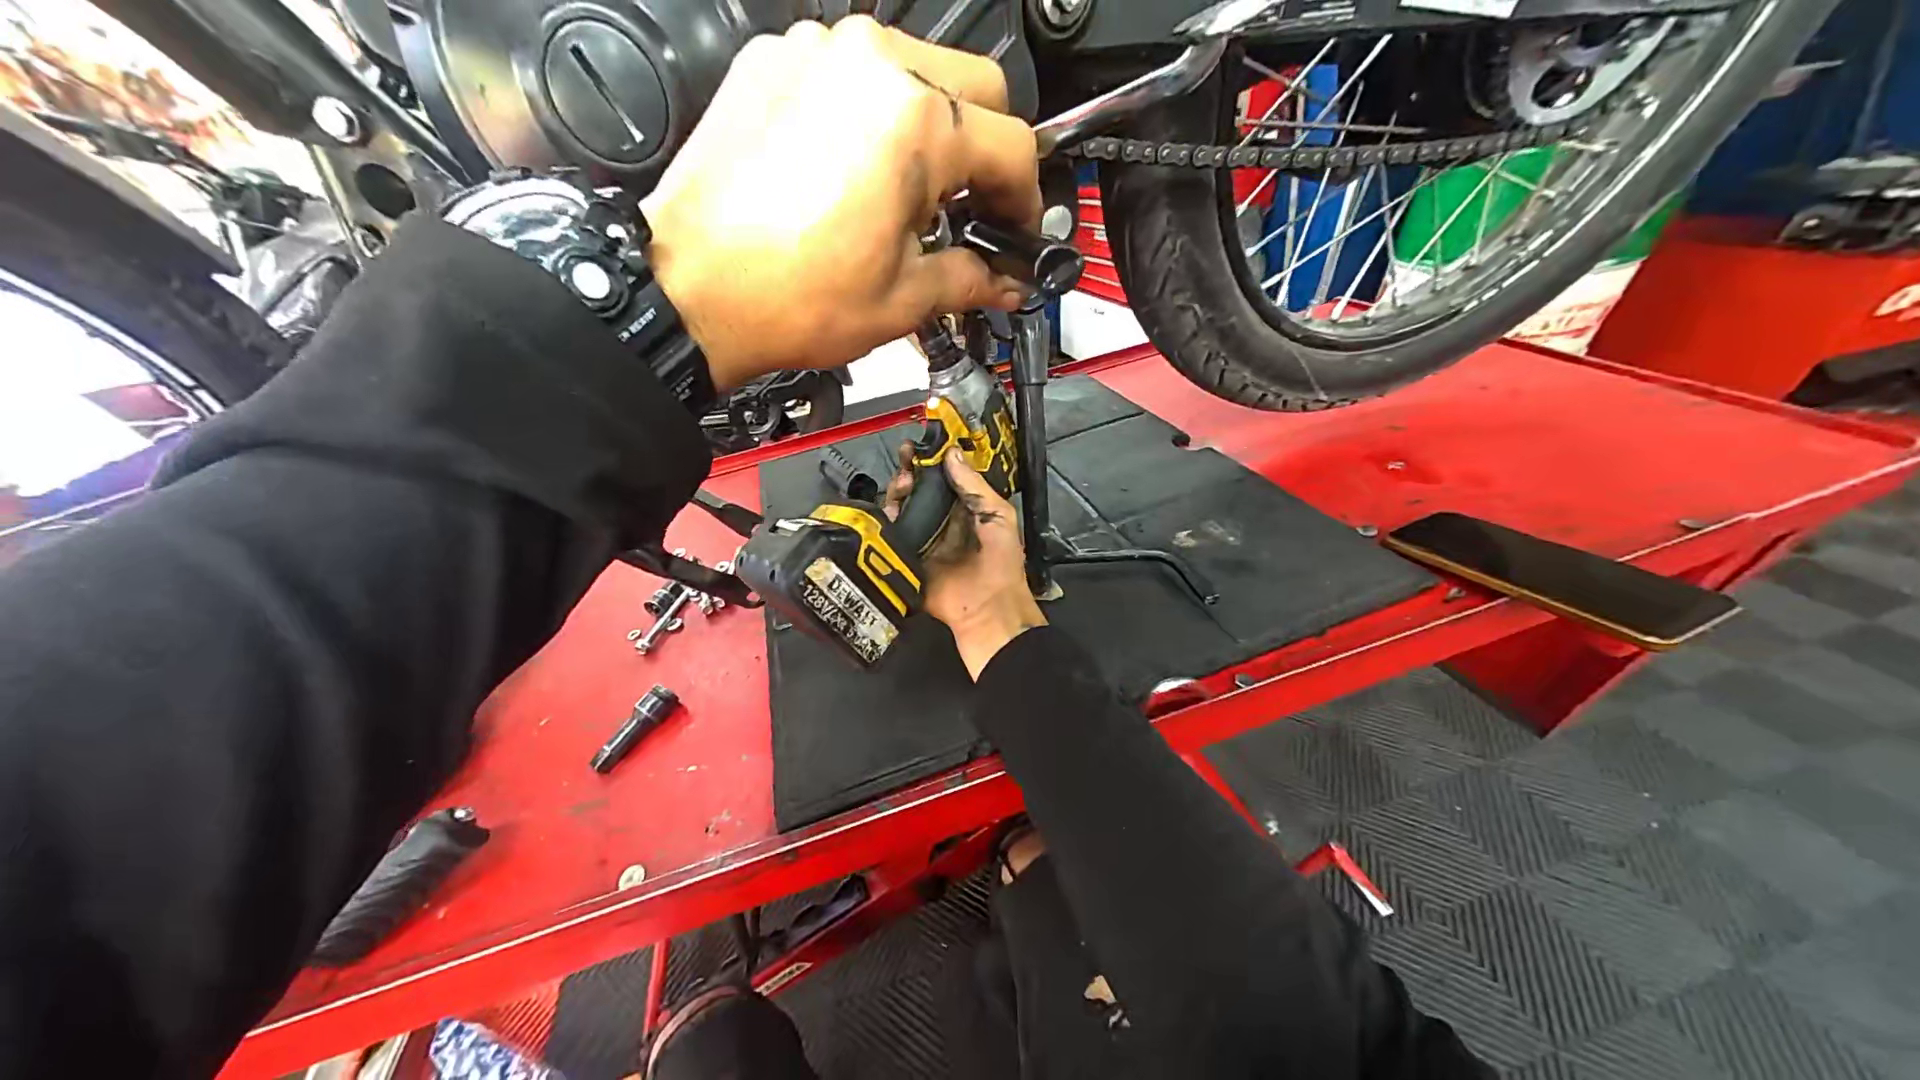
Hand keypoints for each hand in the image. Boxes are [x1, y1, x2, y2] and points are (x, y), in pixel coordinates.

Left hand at [640, 17, 1039, 392]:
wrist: (689, 292)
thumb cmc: (781, 296)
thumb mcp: (902, 301)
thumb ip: (970, 279)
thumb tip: (1002, 280)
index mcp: (916, 123)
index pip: (1013, 145)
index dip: (1027, 198)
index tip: (1017, 228)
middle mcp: (869, 67)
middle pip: (979, 88)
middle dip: (989, 154)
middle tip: (976, 210)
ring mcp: (817, 58)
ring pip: (918, 72)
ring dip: (934, 131)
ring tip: (911, 200)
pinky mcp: (776, 66)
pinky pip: (853, 78)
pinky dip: (873, 120)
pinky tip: (860, 176)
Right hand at [886, 448, 1046, 678]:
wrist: (989, 606)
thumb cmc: (1002, 561)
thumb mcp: (998, 515)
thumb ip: (974, 486)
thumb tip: (951, 454)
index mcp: (965, 509)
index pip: (944, 478)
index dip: (932, 460)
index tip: (921, 445)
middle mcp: (942, 520)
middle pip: (918, 489)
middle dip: (910, 471)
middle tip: (908, 461)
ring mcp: (923, 537)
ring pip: (903, 507)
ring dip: (899, 490)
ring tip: (903, 484)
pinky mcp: (908, 555)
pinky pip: (893, 534)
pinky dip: (888, 519)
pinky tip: (893, 507)